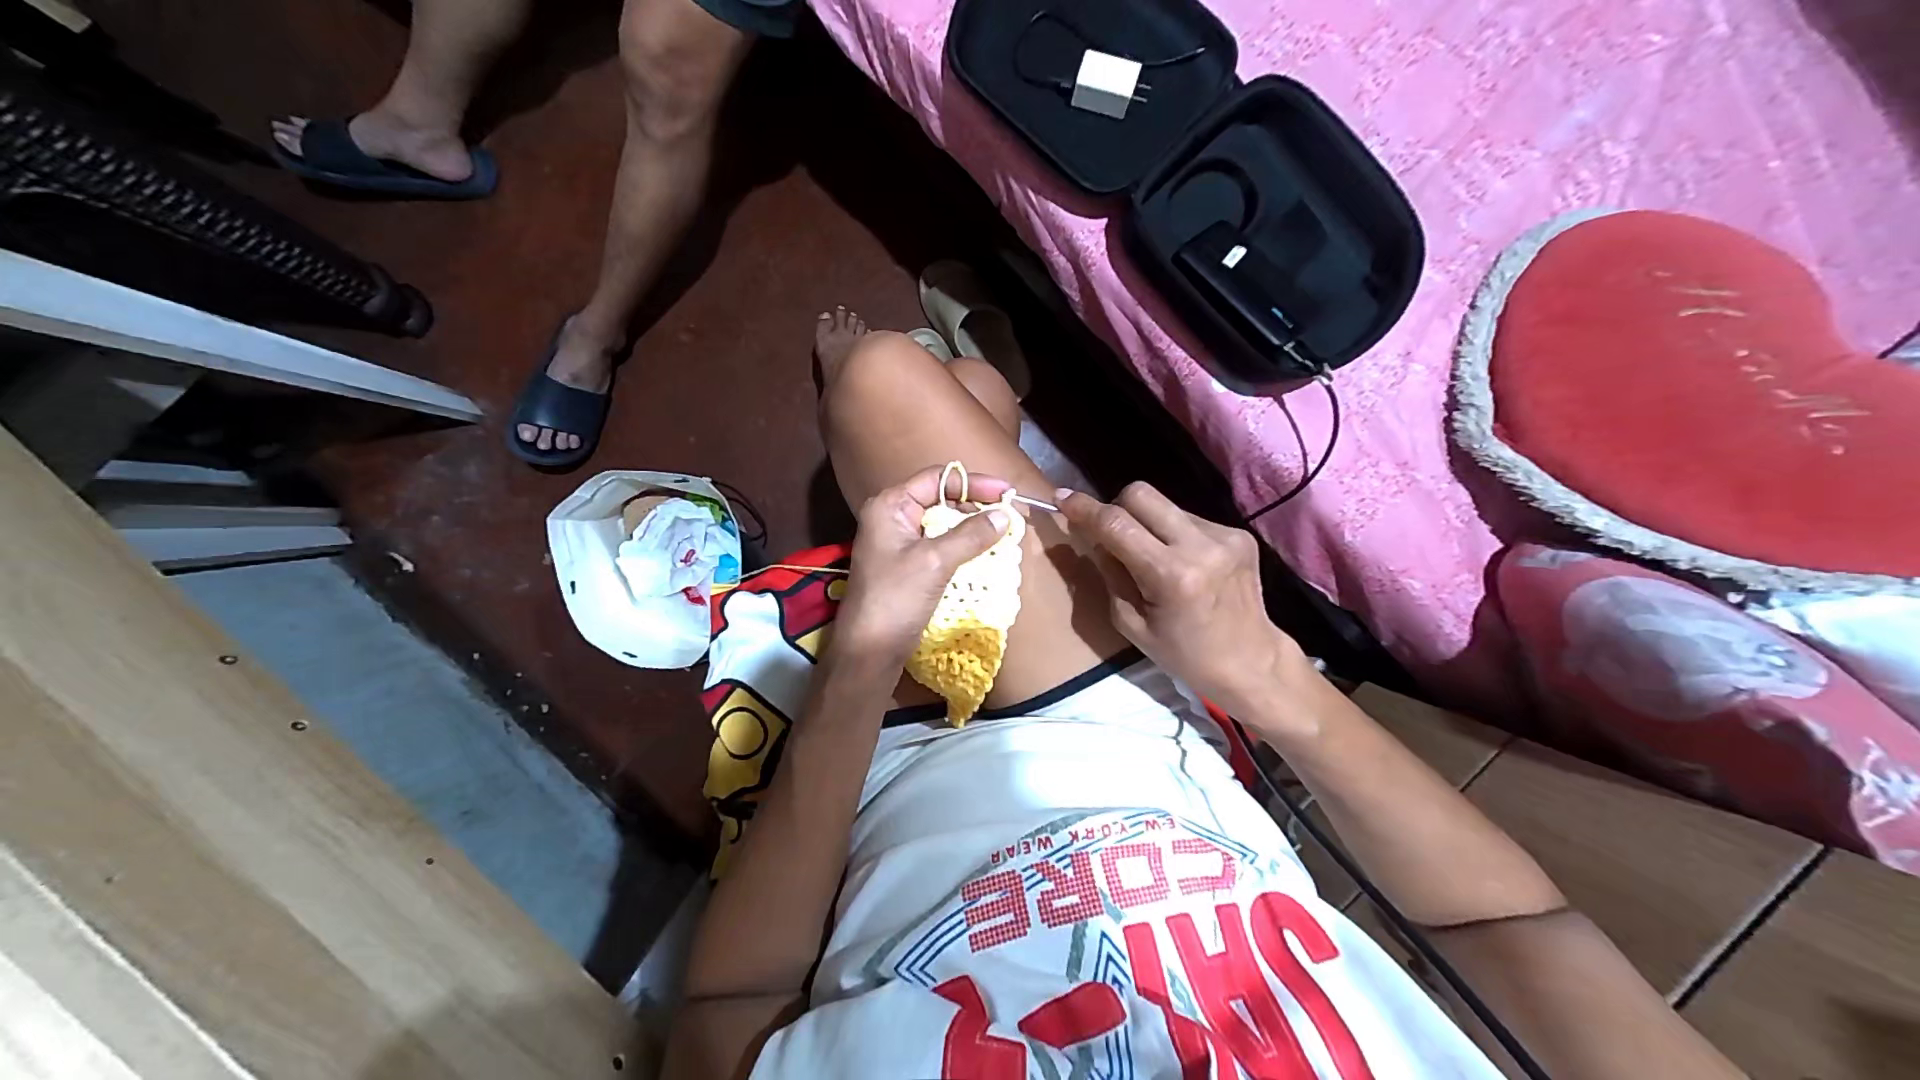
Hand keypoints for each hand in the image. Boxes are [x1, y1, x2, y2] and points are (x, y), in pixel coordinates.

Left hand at [835, 465, 1014, 670]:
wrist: (868, 652)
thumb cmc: (895, 599)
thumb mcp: (936, 562)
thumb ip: (970, 534)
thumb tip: (1004, 515)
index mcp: (890, 505)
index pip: (937, 478)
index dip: (974, 482)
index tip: (1007, 492)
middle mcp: (891, 517)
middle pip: (939, 497)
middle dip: (975, 504)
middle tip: (1009, 513)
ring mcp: (897, 543)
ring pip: (941, 523)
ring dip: (971, 526)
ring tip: (1002, 532)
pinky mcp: (906, 565)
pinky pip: (938, 545)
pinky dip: (962, 545)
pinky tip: (984, 552)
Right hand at [1057, 483, 1316, 727]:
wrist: (1251, 662)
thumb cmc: (1184, 654)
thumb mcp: (1131, 624)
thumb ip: (1110, 574)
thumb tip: (1095, 538)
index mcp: (1171, 576)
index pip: (1116, 525)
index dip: (1084, 509)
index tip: (1061, 497)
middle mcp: (1201, 546)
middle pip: (1141, 494)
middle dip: (1116, 507)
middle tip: (1111, 535)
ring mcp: (1225, 536)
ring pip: (1165, 505)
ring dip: (1147, 523)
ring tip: (1152, 557)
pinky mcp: (1239, 534)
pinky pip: (1189, 518)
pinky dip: (1172, 533)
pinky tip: (1182, 562)